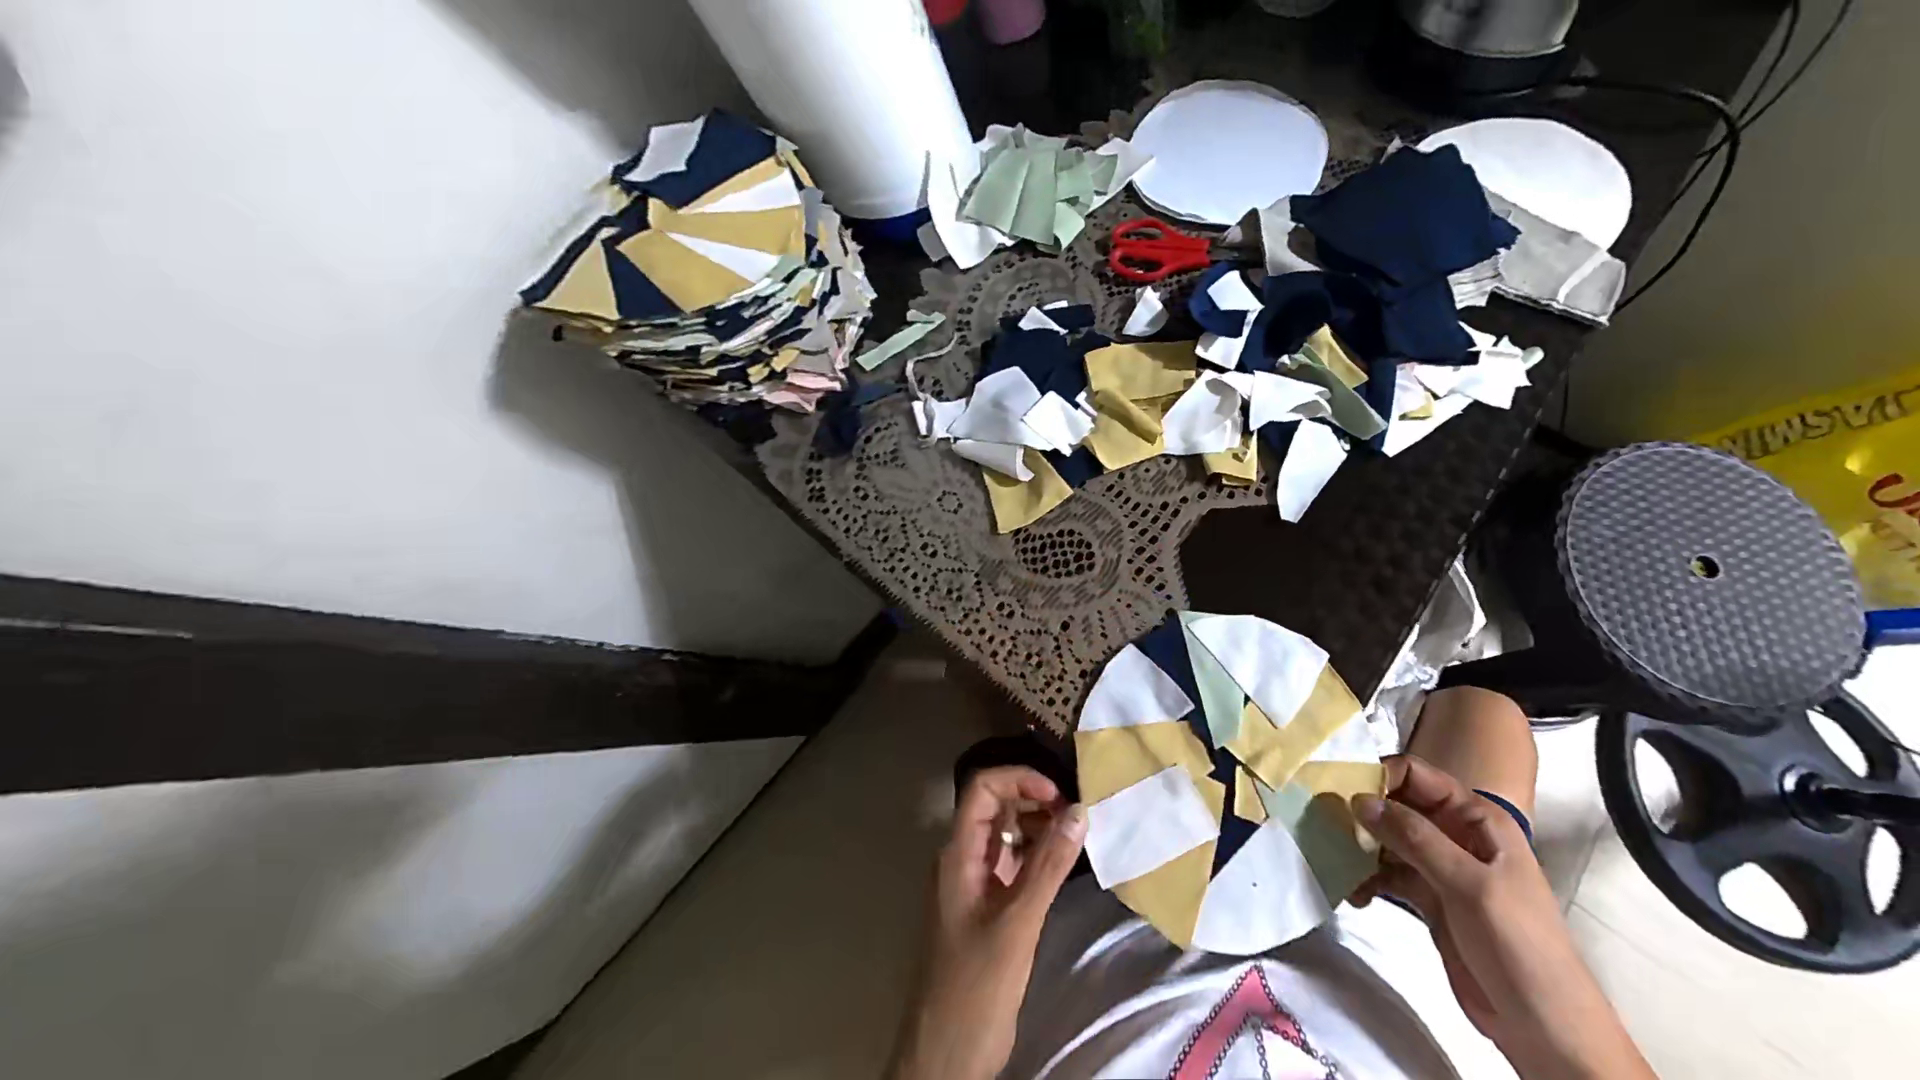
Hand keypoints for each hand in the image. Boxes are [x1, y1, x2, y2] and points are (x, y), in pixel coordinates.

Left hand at [887, 766, 1086, 1079]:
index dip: (1019, 780)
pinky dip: (1036, 855)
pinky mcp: (986, 906)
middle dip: (1033, 799)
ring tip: (1075, 834)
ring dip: (1037, 826)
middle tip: (1076, 815)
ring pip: (1004, 834)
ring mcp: (973, 882)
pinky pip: (1011, 863)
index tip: (1059, 796)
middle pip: (994, 806)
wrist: (947, 1054)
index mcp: (957, 853)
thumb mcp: (1017, 923)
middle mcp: (962, 858)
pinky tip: (1062, 862)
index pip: (982, 788)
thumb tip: (1079, 811)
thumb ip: (1048, 866)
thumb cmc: (976, 985)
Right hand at [1351, 755, 1653, 1079]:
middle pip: (1394, 805)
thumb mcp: (1469, 885)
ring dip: (1358, 850)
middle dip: (1360, 814)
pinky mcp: (1427, 897)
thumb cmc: (1519, 945)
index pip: (1415, 775)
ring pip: (1385, 839)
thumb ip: (1414, 838)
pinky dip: (1366, 880)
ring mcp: (1440, 867)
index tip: (1342, 796)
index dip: (1378, 778)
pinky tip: (1354, 896)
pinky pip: (1385, 874)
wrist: (1545, 1027)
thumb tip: (1359, 799)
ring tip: (1337, 866)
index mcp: (1475, 819)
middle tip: (1327, 830)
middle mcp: (1454, 834)